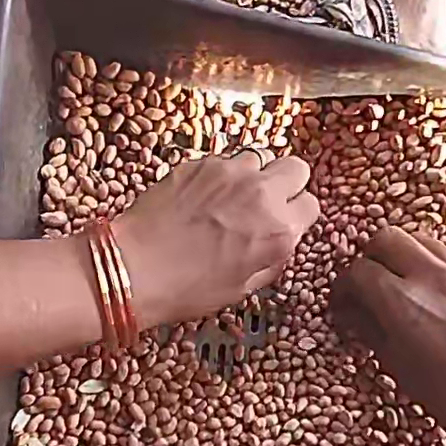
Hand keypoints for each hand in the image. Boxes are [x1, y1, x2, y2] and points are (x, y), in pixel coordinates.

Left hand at [113, 151, 319, 325]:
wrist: (134, 268)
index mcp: (279, 231)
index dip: (297, 215)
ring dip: (252, 175)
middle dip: (286, 183)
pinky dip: (221, 174)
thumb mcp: (243, 288)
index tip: (283, 222)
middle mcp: (261, 195)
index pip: (311, 205)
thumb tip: (279, 242)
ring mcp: (230, 173)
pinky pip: (225, 160)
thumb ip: (272, 258)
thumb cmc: (187, 288)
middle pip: (296, 168)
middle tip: (265, 202)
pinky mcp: (200, 163)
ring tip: (230, 197)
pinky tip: (203, 196)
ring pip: (259, 157)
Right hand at [333, 227, 445, 445]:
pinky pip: (445, 255)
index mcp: (405, 304)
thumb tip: (350, 311)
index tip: (342, 300)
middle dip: (368, 257)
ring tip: (395, 283)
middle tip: (365, 283)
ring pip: (418, 239)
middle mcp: (433, 278)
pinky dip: (426, 263)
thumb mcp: (399, 367)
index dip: (343, 285)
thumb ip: (370, 329)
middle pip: (387, 238)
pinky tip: (425, 293)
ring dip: (399, 254)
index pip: (359, 271)